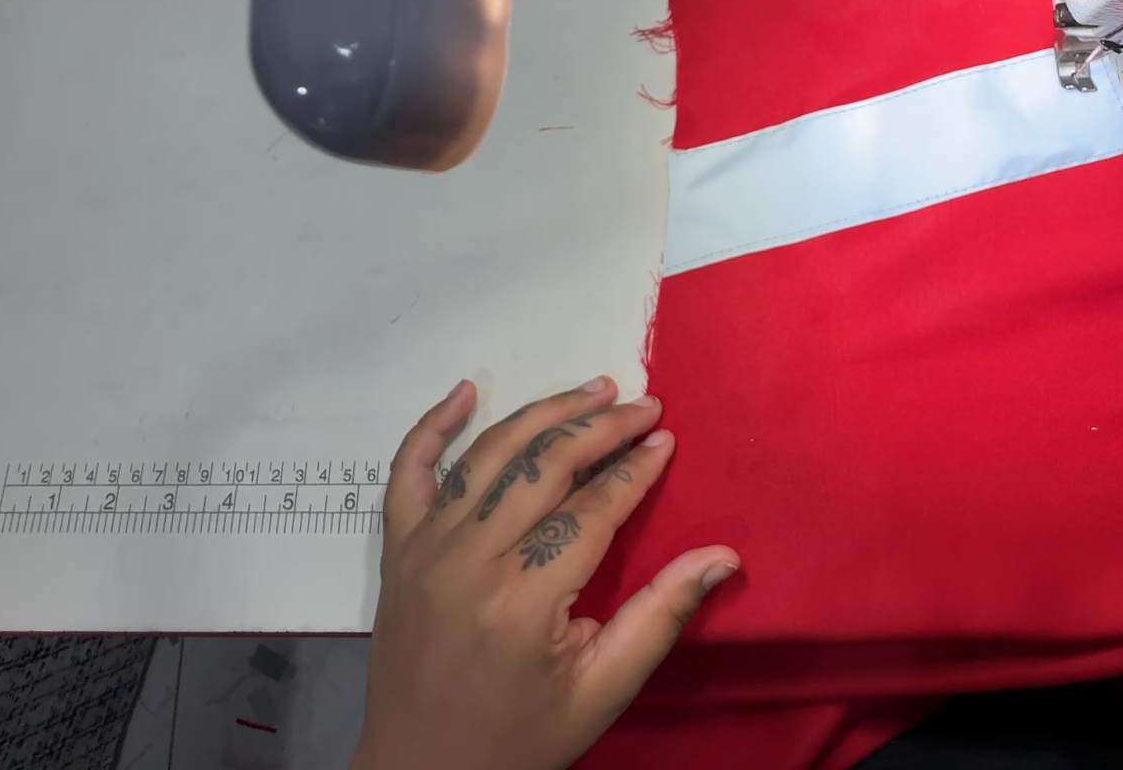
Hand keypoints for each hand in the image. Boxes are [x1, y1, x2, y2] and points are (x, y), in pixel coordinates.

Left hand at [353, 378, 740, 769]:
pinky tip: (465, 390)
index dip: (636, 469)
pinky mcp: (397, 548)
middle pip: (544, 465)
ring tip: (594, 388)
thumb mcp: (604, 689)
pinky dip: (433, 424)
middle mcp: (469, 559)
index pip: (592, 508)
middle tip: (644, 404)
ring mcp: (425, 548)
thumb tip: (724, 556)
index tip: (666, 437)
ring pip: (490, 453)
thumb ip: (662, 615)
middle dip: (602, 427)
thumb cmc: (520, 739)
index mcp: (524, 600)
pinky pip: (408, 469)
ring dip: (546, 411)